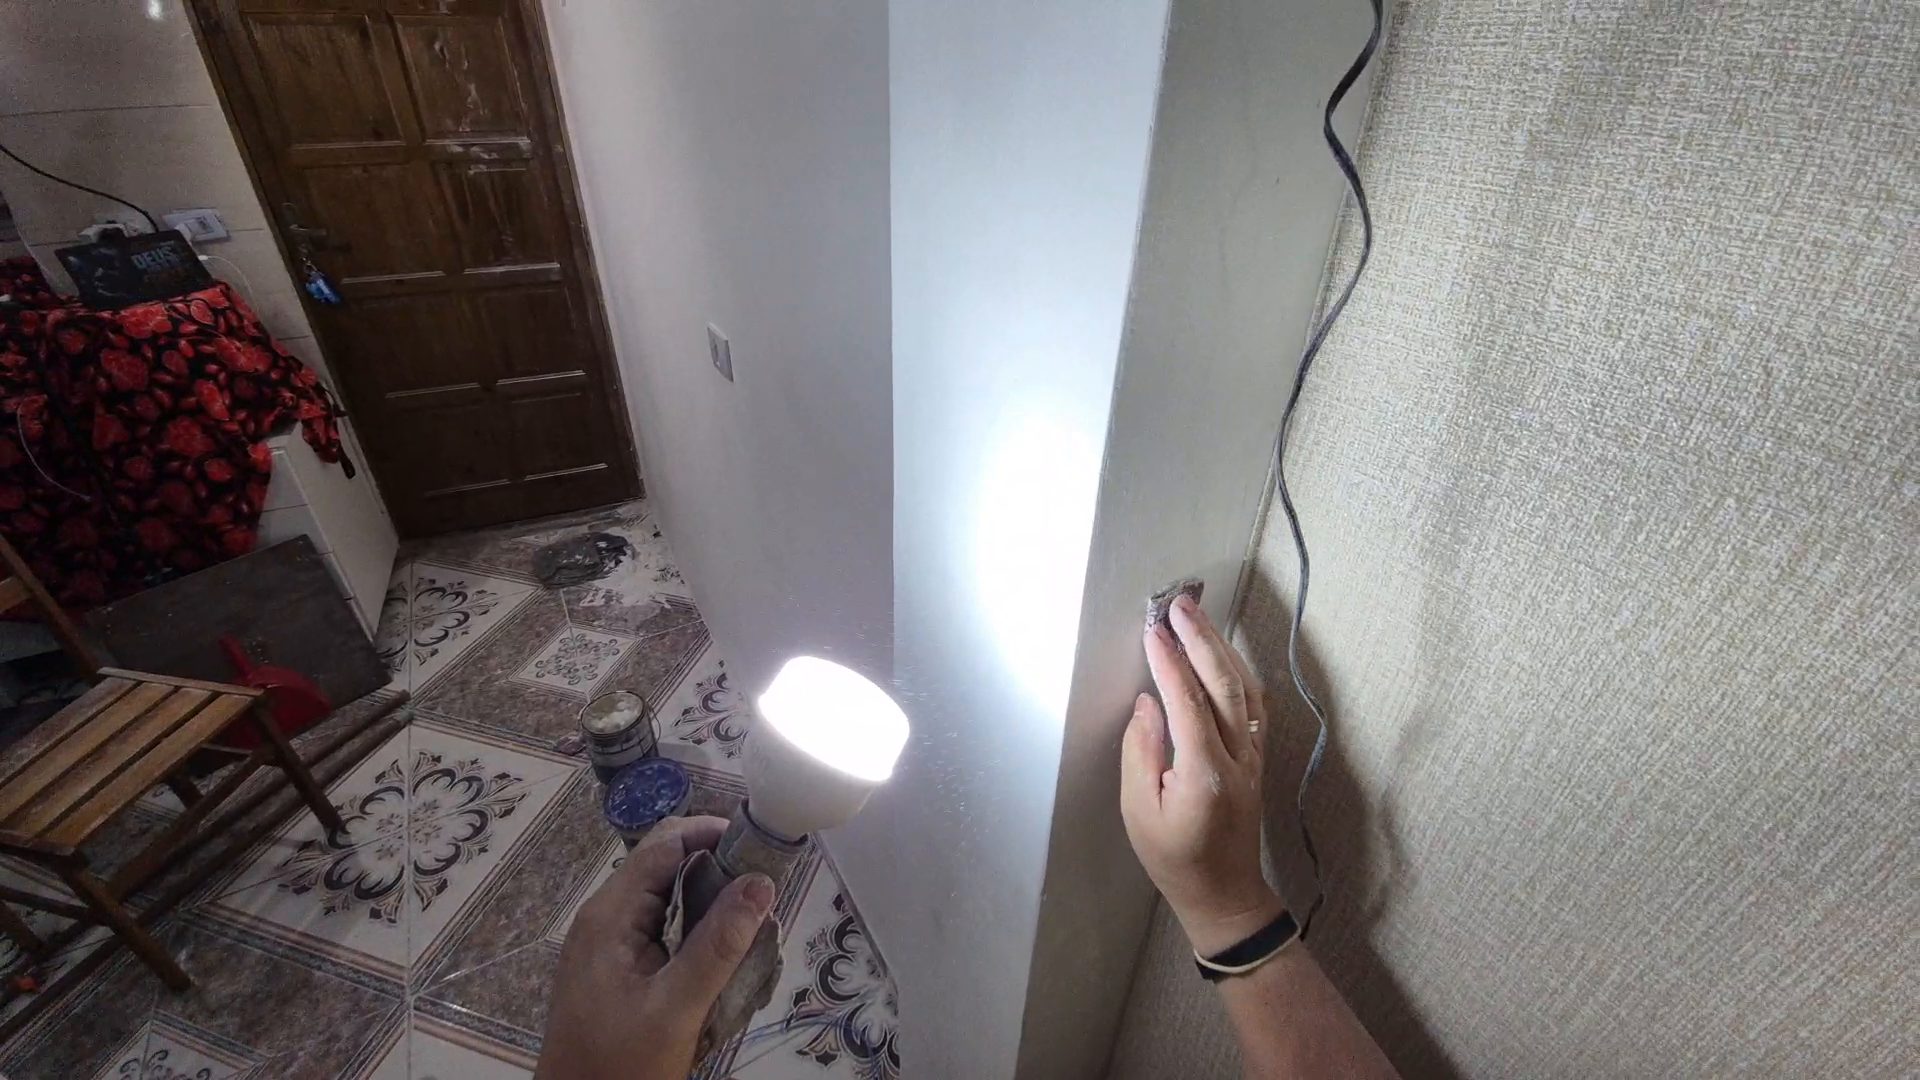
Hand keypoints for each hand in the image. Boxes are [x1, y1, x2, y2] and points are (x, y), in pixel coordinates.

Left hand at [536, 815, 775, 1079]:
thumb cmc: (620, 1069)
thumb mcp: (676, 1009)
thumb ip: (719, 944)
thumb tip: (762, 880)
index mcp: (611, 914)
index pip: (667, 842)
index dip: (714, 832)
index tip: (760, 848)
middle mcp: (607, 914)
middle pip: (668, 861)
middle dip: (718, 863)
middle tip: (764, 886)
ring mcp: (611, 939)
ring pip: (670, 890)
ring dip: (712, 894)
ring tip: (754, 914)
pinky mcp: (620, 962)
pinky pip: (665, 920)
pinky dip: (699, 921)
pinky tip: (726, 945)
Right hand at [1120, 594, 1283, 955]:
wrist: (1225, 894)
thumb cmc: (1173, 858)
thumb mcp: (1139, 811)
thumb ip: (1142, 752)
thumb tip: (1148, 703)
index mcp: (1204, 774)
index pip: (1187, 703)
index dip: (1169, 662)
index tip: (1152, 628)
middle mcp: (1237, 759)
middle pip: (1223, 686)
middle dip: (1201, 640)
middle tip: (1178, 604)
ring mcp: (1254, 757)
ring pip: (1245, 690)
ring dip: (1221, 648)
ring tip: (1197, 616)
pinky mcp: (1258, 758)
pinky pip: (1253, 705)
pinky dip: (1237, 672)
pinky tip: (1222, 653)